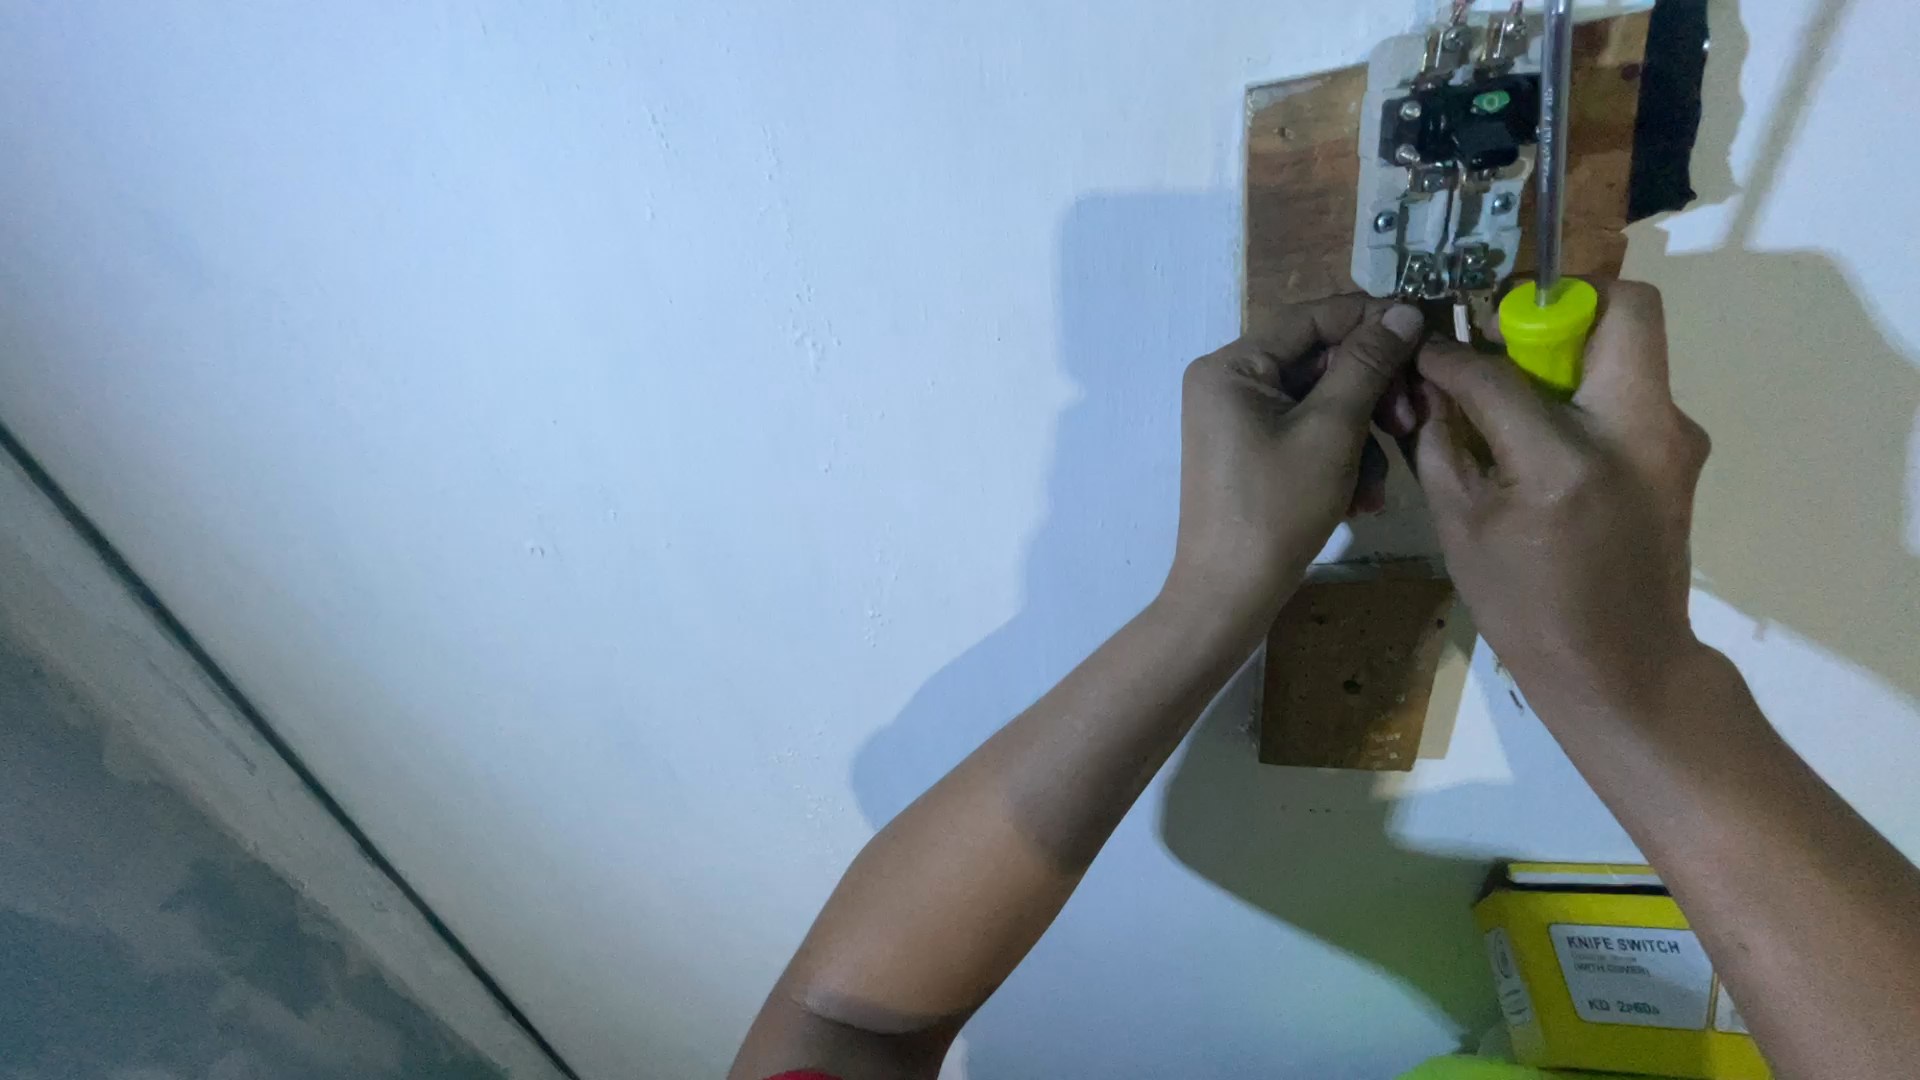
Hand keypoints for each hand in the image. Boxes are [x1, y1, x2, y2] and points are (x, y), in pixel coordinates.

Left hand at [1166, 298, 1424, 623]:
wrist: (1230, 589)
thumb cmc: (1276, 507)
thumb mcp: (1331, 430)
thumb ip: (1367, 364)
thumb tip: (1404, 311)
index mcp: (1230, 366)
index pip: (1310, 318)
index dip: (1372, 320)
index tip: (1428, 334)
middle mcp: (1226, 383)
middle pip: (1318, 362)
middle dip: (1371, 395)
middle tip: (1411, 422)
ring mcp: (1235, 420)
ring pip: (1319, 403)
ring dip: (1361, 438)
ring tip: (1377, 487)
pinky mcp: (1249, 451)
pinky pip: (1303, 434)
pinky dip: (1337, 460)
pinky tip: (1360, 501)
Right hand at [1409, 281, 1711, 709]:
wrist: (1617, 661)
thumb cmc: (1518, 602)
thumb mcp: (1456, 524)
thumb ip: (1439, 443)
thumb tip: (1427, 385)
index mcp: (1562, 462)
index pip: (1499, 374)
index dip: (1454, 354)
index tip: (1429, 346)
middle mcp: (1639, 431)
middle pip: (1621, 311)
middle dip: (1551, 307)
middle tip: (1497, 337)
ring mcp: (1673, 436)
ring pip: (1630, 344)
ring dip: (1565, 346)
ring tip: (1507, 386)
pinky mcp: (1679, 447)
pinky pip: (1629, 387)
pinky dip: (1579, 387)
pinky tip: (1538, 427)